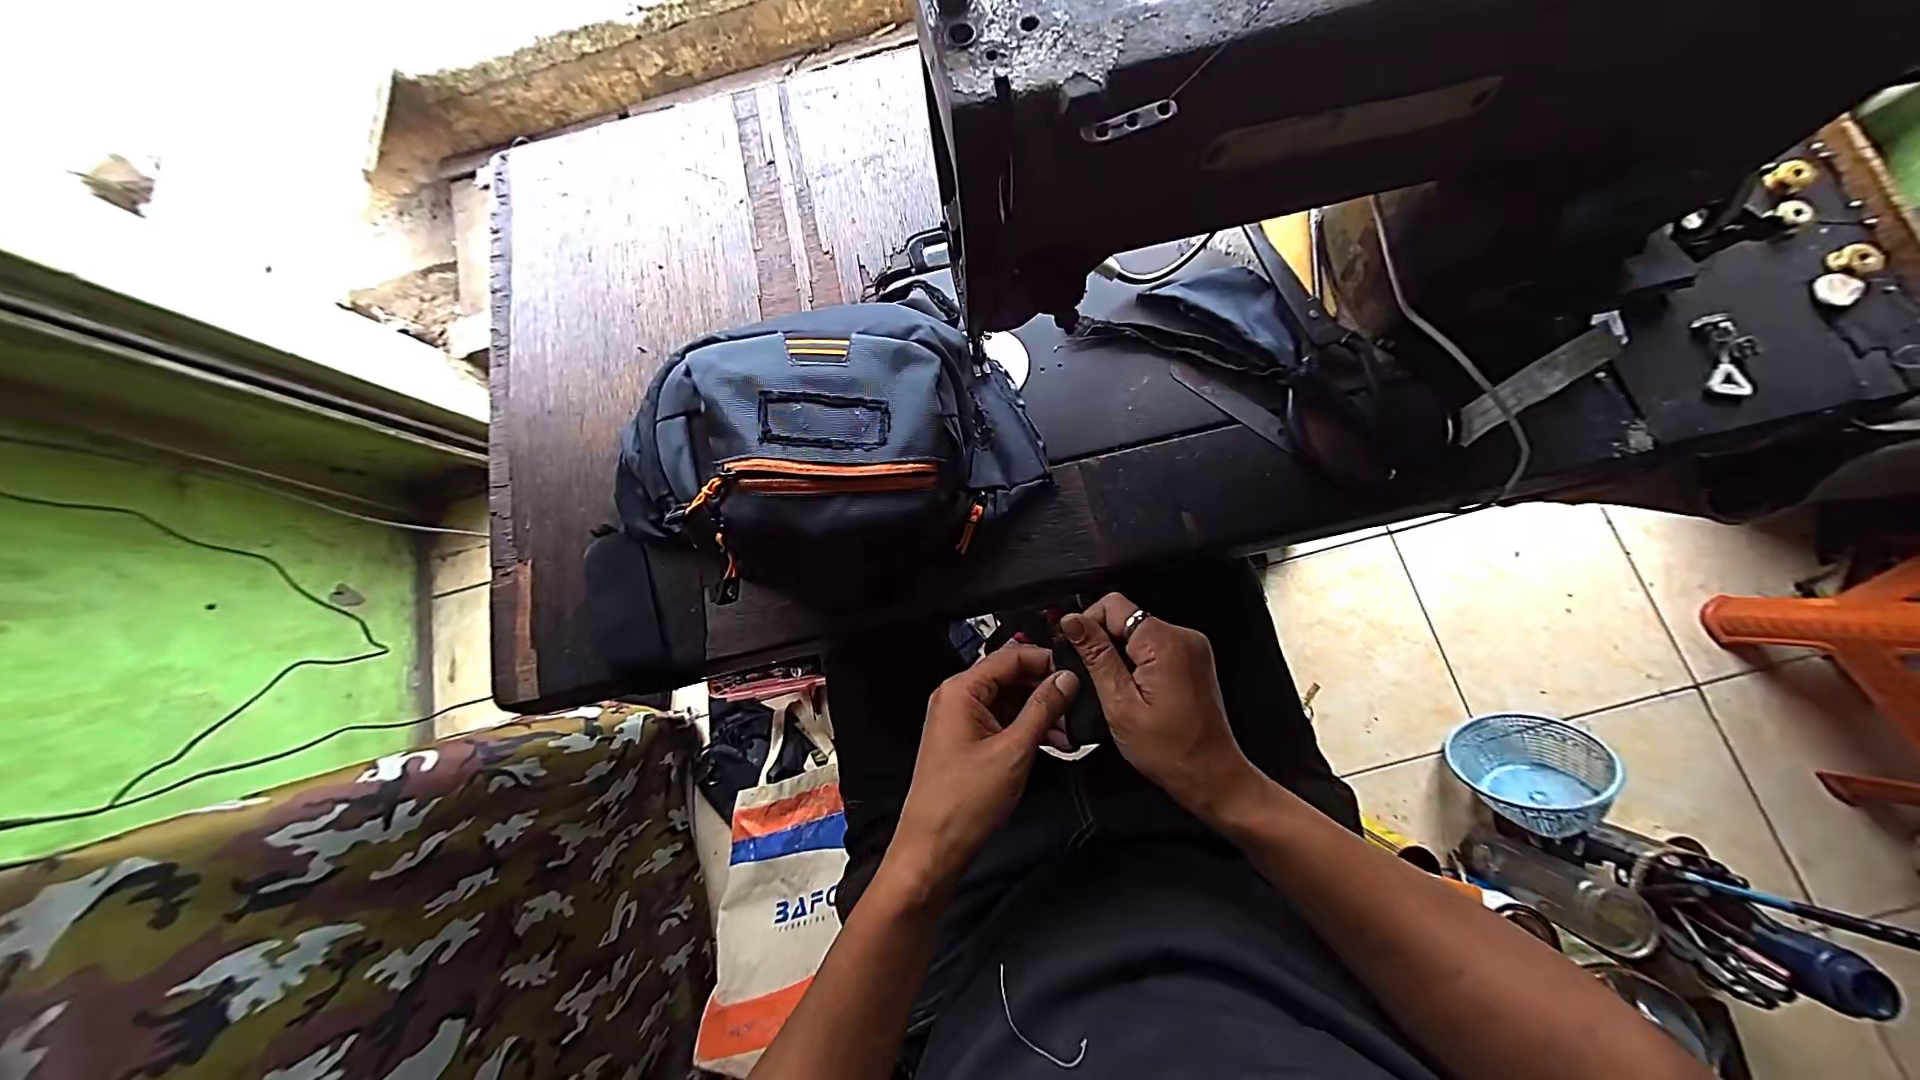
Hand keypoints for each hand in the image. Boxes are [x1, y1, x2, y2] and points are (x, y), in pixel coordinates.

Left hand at [886, 644, 1078, 892]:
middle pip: (1010, 676)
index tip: (1074, 673)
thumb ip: (1043, 709)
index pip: (1010, 655)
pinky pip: (1002, 721)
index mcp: (960, 690)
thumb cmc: (959, 804)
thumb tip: (1064, 680)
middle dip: (1045, 691)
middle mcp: (957, 698)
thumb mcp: (1014, 750)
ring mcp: (961, 719)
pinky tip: (1052, 744)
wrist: (933, 848)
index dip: (1046, 661)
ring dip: (1040, 713)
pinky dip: (1027, 729)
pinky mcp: (967, 740)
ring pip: (1009, 700)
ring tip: (1067, 733)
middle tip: (1075, 705)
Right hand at [1060, 593, 1261, 822]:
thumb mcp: (1119, 703)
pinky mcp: (1191, 659)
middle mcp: (1183, 637)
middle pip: (1125, 617)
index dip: (1088, 626)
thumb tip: (1073, 622)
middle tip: (1100, 682)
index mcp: (1164, 642)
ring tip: (1122, 692)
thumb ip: (1095, 656)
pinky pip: (1152, 646)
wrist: (1210, 776)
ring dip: (1121, 656)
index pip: (1112, 605)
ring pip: (1136, 633)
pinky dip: (1137, 664)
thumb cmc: (1171, 751)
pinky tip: (1138, 693)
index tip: (1079, 653)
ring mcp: (1191, 647)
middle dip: (1105, 645)